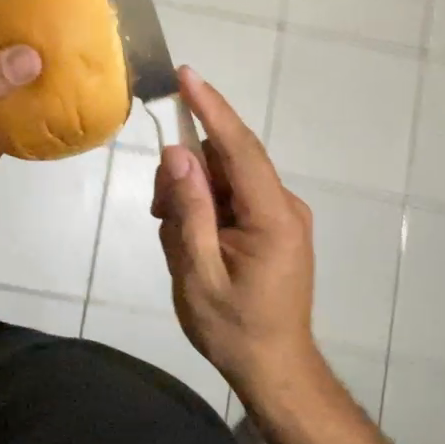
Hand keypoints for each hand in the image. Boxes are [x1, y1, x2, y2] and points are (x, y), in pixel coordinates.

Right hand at [151, 67, 320, 395]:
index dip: (212, 109)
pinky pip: (233, 199)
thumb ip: (189, 211)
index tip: (186, 75)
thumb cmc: (234, 328)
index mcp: (272, 217)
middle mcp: (284, 206)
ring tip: (178, 240)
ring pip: (226, 179)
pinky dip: (206, 209)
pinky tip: (193, 242)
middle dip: (188, 173)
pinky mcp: (275, 226)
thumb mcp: (198, 273)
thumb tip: (177, 155)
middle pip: (227, 161)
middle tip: (159, 212)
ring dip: (194, 195)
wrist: (275, 369)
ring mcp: (283, 216)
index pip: (239, 148)